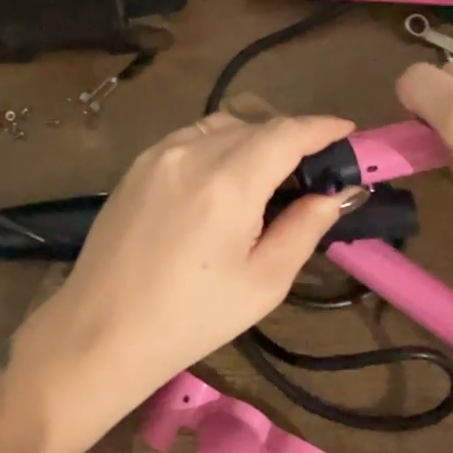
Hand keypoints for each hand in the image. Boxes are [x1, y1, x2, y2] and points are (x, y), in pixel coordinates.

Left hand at [30, 113, 353, 406]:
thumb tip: (335, 192)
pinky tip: (221, 180)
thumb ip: (303, 227)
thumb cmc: (193, 316)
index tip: (348, 133)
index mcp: (226, 180)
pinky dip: (215, 145)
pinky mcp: (135, 165)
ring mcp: (156, 154)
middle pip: (252, 125)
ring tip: (268, 175)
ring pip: (217, 125)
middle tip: (312, 169)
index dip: (321, 127)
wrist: (104, 327)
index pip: (285, 132)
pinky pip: (187, 138)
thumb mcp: (264, 280)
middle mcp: (189, 152)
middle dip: (289, 138)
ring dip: (250, 138)